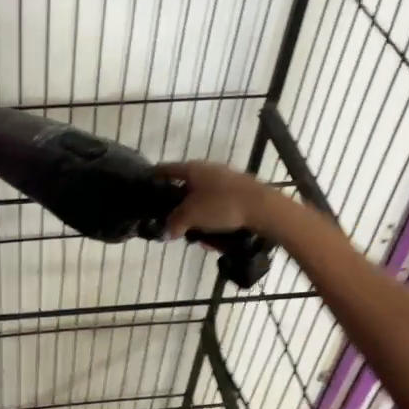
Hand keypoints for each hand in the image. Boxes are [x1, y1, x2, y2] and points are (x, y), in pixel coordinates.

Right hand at [156, 161, 274, 239]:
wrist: (263, 207)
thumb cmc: (222, 205)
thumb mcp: (192, 216)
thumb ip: (175, 223)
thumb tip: (165, 232)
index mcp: (192, 169)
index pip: (166, 169)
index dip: (154, 177)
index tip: (145, 186)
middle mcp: (208, 170)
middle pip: (185, 187)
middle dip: (179, 208)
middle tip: (174, 224)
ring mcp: (225, 180)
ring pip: (204, 200)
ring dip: (198, 218)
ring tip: (198, 238)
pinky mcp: (239, 192)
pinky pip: (220, 207)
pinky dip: (214, 220)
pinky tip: (216, 239)